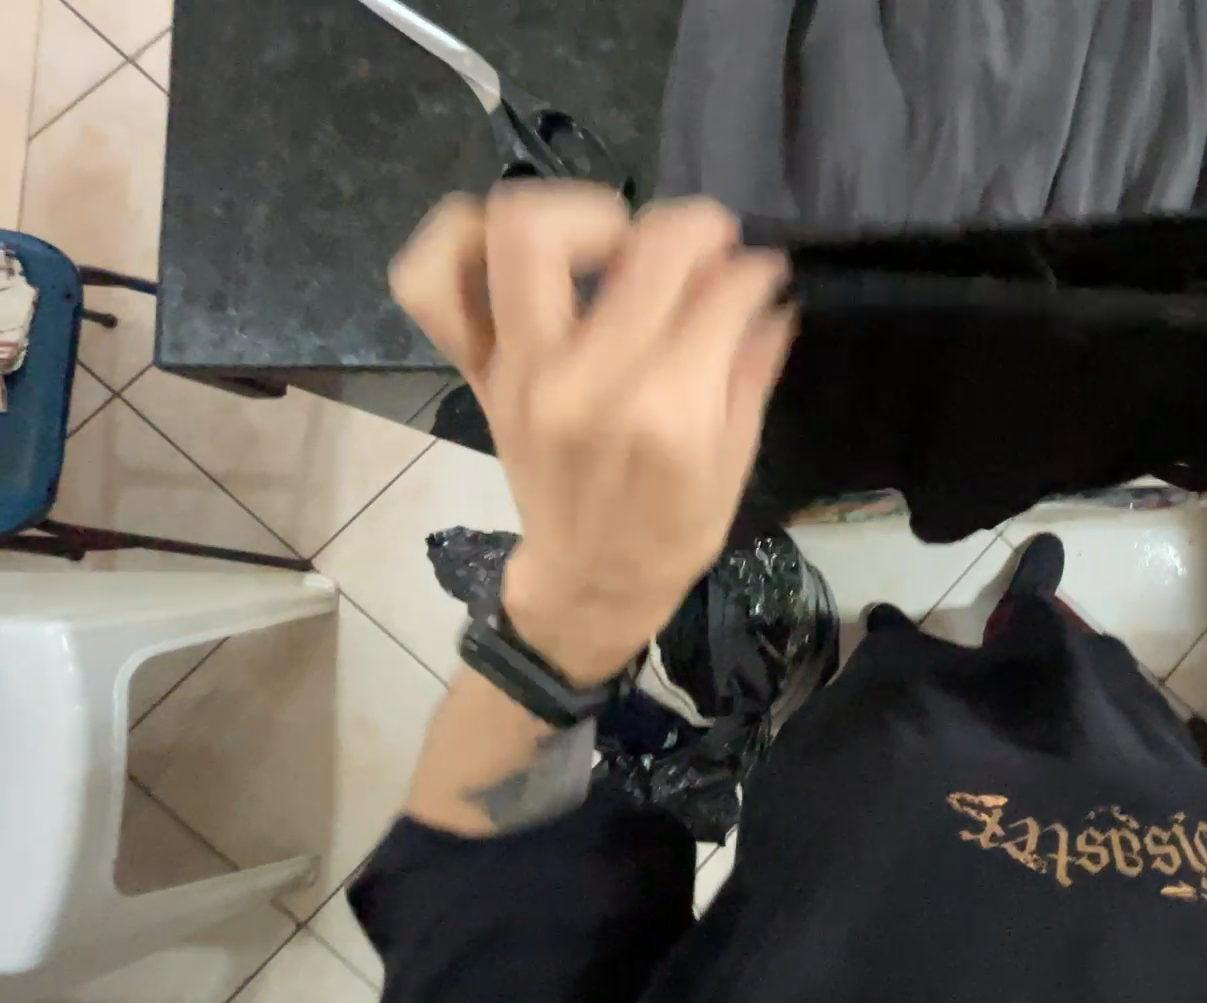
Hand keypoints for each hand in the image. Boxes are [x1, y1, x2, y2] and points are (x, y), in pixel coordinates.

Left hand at [389, 184, 794, 682]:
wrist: (592, 583)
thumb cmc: (676, 534)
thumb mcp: (736, 463)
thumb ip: (752, 373)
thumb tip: (772, 301)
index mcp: (671, 414)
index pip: (720, 297)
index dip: (755, 270)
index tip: (767, 271)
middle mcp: (593, 381)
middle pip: (645, 251)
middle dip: (698, 228)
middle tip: (716, 243)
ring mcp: (525, 372)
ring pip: (525, 236)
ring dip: (586, 214)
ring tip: (622, 240)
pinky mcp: (481, 374)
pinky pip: (432, 284)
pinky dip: (458, 239)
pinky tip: (518, 251)